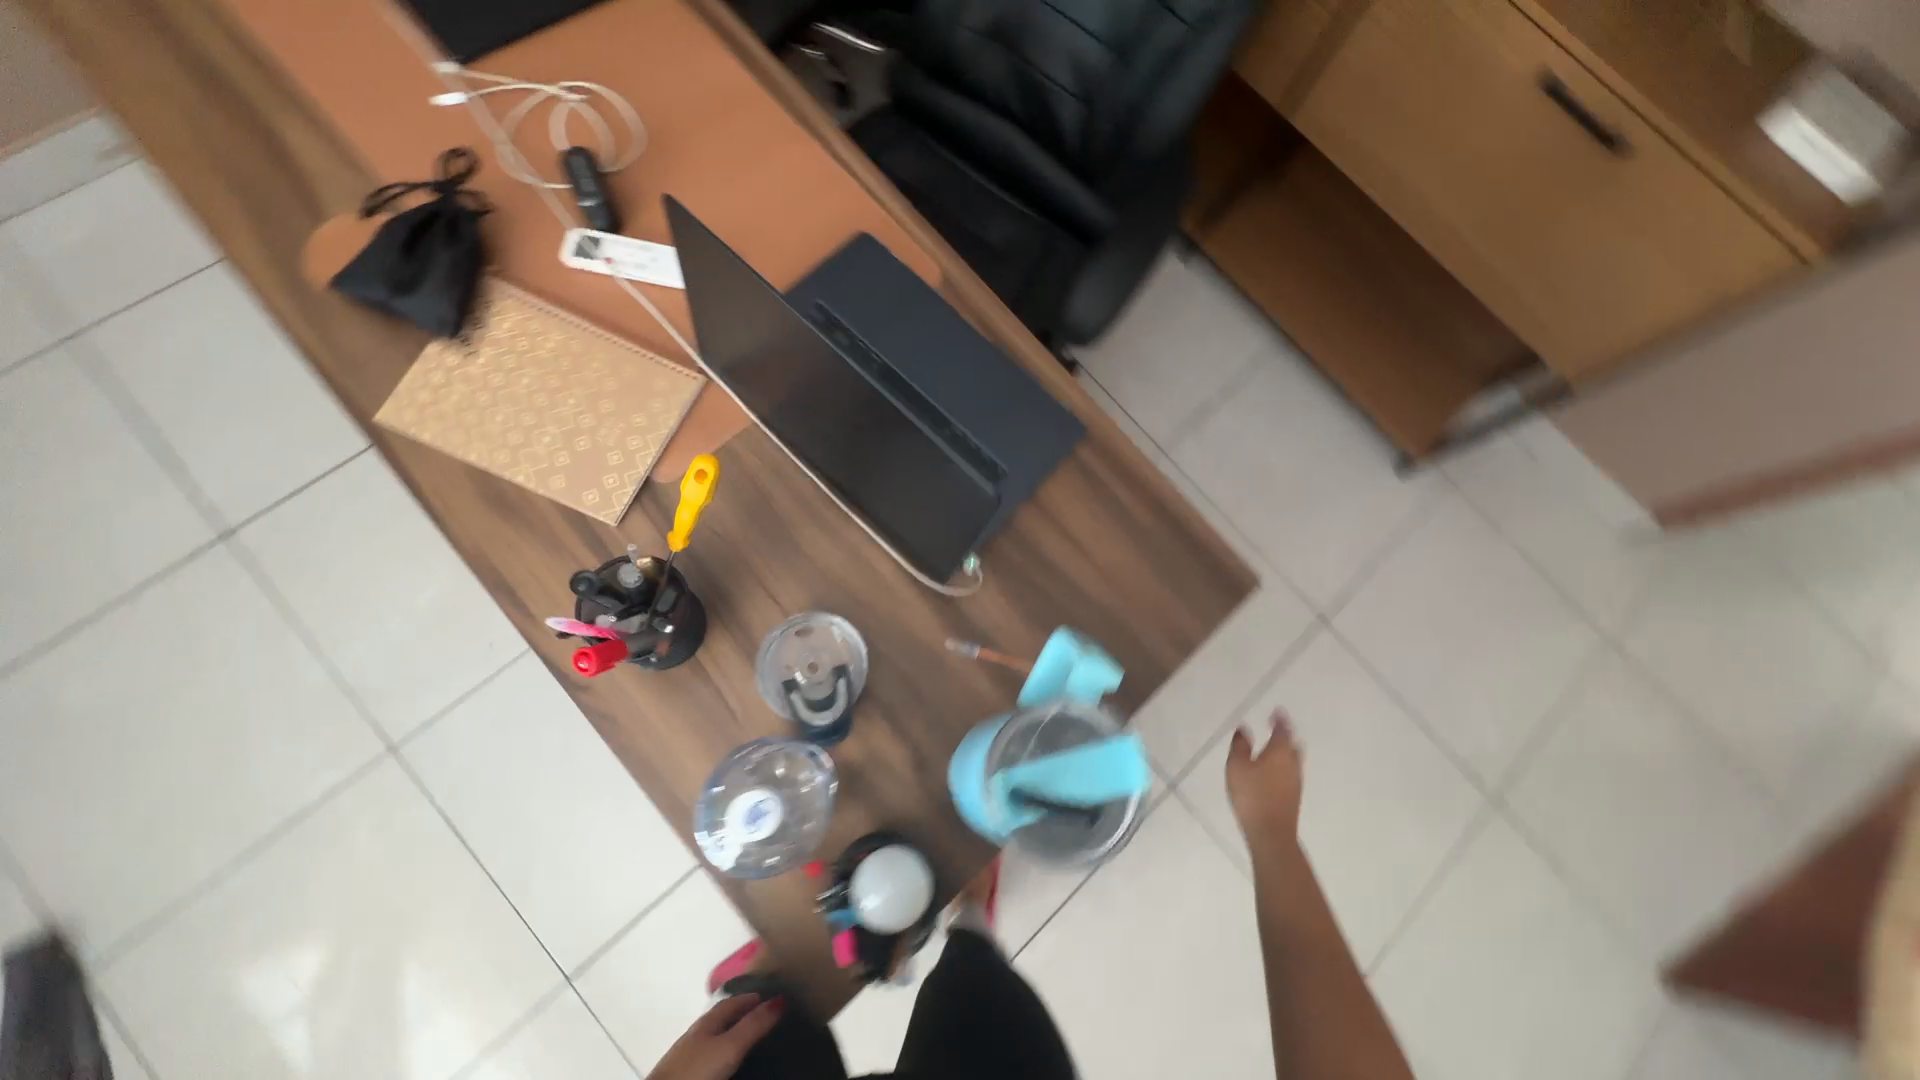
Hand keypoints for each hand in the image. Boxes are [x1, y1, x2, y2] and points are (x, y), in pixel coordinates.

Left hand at [646, 993, 782, 1079]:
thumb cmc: (698, 1070)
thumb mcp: (731, 1046)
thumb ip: (754, 1024)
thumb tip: (780, 998)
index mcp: (707, 1021)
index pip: (733, 1001)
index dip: (752, 997)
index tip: (773, 997)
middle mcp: (697, 1033)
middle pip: (723, 1018)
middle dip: (743, 1014)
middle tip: (767, 1018)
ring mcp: (689, 1054)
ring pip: (715, 1037)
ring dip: (733, 1034)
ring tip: (752, 1040)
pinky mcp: (686, 1073)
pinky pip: (710, 1055)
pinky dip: (724, 1052)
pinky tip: (729, 1063)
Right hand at [1226, 709, 1304, 848]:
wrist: (1271, 832)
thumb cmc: (1252, 795)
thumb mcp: (1237, 767)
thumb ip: (1240, 746)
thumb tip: (1243, 729)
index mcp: (1279, 752)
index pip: (1282, 730)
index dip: (1280, 719)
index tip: (1277, 711)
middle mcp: (1292, 763)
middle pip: (1293, 744)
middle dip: (1286, 734)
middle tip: (1276, 727)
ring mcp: (1296, 781)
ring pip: (1294, 758)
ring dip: (1287, 750)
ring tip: (1275, 747)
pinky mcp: (1294, 795)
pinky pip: (1291, 771)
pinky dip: (1285, 764)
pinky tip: (1274, 771)